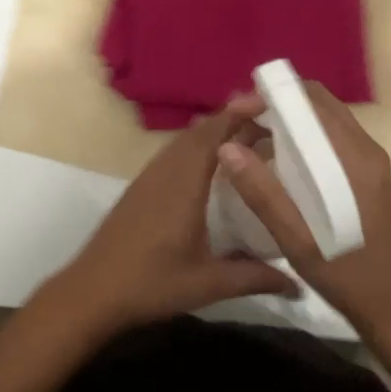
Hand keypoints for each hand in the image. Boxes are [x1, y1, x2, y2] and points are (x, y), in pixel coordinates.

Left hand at [43, 94, 299, 333]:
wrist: (93, 289)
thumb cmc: (151, 283)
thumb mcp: (207, 284)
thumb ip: (253, 277)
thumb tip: (297, 282)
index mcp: (182, 184)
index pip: (211, 136)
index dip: (236, 115)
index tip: (264, 102)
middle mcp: (164, 172)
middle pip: (198, 133)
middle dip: (231, 120)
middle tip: (267, 119)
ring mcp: (149, 178)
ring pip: (184, 143)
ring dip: (212, 134)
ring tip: (246, 137)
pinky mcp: (140, 188)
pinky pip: (173, 155)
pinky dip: (196, 149)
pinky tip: (212, 168)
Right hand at [216, 77, 390, 340]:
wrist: (389, 307)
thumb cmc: (344, 273)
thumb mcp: (297, 239)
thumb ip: (263, 193)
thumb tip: (226, 148)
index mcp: (355, 158)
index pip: (313, 101)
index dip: (272, 96)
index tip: (238, 109)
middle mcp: (366, 150)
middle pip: (318, 104)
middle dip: (275, 103)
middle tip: (238, 118)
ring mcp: (368, 160)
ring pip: (323, 118)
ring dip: (286, 117)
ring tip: (249, 133)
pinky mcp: (364, 173)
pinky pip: (329, 137)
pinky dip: (300, 135)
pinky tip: (274, 155)